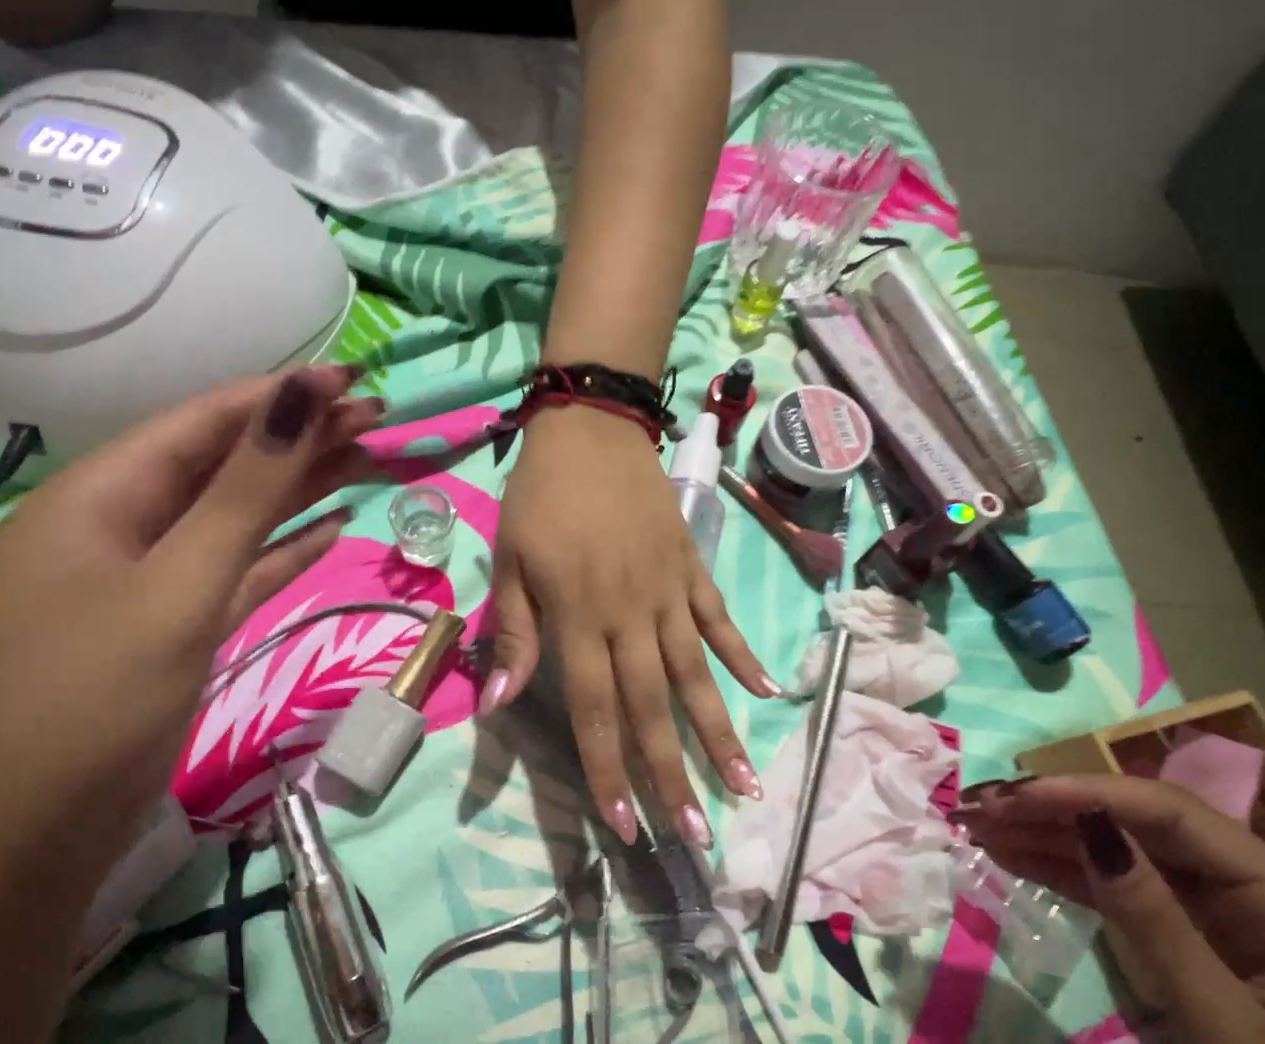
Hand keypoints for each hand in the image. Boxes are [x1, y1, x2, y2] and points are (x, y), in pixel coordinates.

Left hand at [0, 366, 381, 842]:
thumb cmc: (80, 706)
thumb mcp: (173, 588)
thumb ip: (245, 491)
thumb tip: (303, 391)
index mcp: (99, 498)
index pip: (204, 422)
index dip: (282, 395)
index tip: (358, 381)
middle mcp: (117, 532)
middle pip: (223, 467)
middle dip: (301, 439)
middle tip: (384, 421)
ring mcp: (139, 591)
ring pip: (232, 522)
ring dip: (299, 492)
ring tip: (369, 461)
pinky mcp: (161, 643)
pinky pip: (230, 579)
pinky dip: (279, 555)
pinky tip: (330, 533)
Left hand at [483, 406, 774, 848]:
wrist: (591, 429)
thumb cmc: (541, 497)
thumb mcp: (511, 561)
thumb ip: (514, 633)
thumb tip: (498, 705)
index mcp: (579, 615)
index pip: (593, 707)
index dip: (607, 768)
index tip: (625, 827)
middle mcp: (630, 614)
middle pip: (651, 704)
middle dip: (669, 772)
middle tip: (695, 835)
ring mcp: (669, 591)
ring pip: (695, 673)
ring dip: (718, 731)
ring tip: (743, 786)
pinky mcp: (693, 567)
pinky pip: (718, 618)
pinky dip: (741, 655)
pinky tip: (766, 690)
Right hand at [953, 776, 1264, 1043]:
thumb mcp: (1230, 1032)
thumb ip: (1159, 928)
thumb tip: (1092, 830)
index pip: (1179, 817)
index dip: (1091, 794)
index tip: (1015, 795)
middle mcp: (1261, 896)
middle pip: (1147, 827)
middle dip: (1059, 810)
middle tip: (977, 805)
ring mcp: (1229, 922)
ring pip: (1129, 855)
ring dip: (1051, 837)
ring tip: (979, 823)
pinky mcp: (1202, 947)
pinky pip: (1129, 894)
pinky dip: (1070, 875)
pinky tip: (1016, 856)